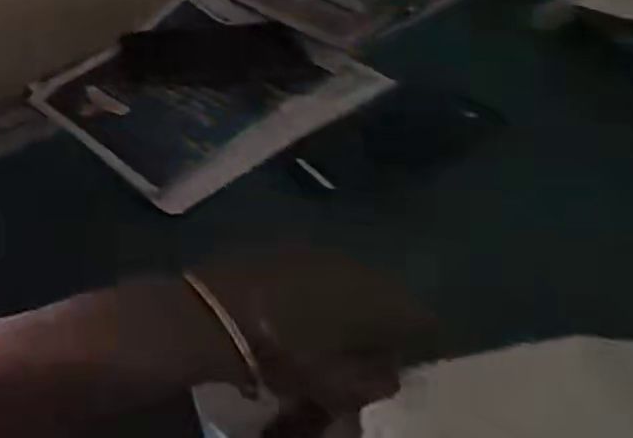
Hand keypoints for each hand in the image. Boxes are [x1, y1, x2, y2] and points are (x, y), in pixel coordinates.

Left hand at [187, 251, 433, 430]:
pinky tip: (296, 307)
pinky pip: (308, 267)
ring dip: (343, 297)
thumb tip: (390, 368)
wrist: (213, 314)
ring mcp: (305, 249)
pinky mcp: (272, 245)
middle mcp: (345, 263)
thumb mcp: (343, 387)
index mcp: (374, 296)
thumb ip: (378, 378)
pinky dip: (310, 285)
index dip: (418, 340)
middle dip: (380, 315)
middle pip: (380, 289)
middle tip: (368, 345)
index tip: (406, 359)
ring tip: (330, 328)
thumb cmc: (285, 356)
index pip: (419, 315)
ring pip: (342, 274)